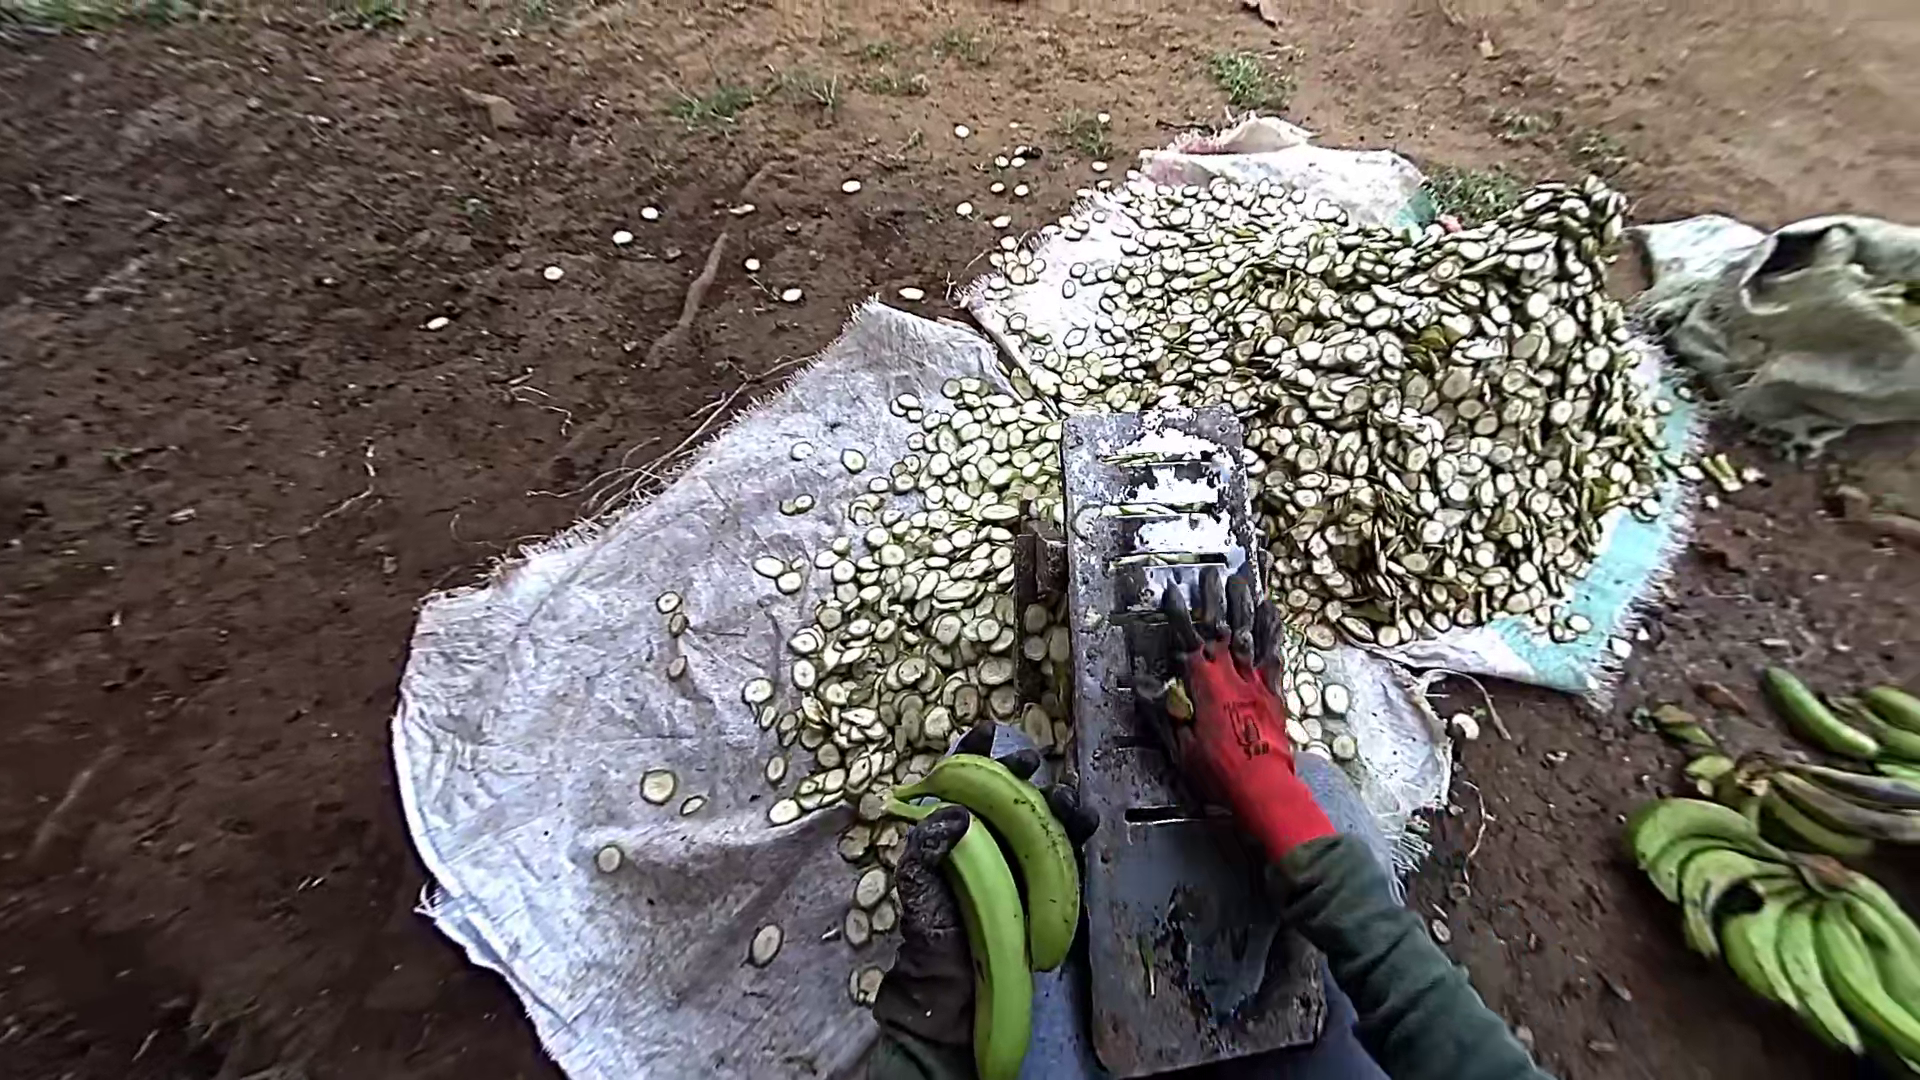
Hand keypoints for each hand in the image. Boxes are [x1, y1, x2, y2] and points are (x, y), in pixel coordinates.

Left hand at [872, 721, 1095, 1045]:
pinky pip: (1065, 847)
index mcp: (953, 826)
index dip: (974, 753)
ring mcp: (1019, 855)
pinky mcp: (1046, 878)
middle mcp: (988, 833)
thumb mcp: (917, 886)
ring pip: (1041, 812)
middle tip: (1028, 762)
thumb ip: (924, 847)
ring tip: (1061, 795)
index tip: (986, 732)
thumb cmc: (932, 931)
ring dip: (1054, 796)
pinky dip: (1077, 829)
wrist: (958, 990)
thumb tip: (955, 814)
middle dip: (1019, 769)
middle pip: (1008, 789)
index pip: (963, 778)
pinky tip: (1085, 820)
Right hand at [1139, 564, 1333, 860]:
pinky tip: (1271, 612)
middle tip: (1210, 575)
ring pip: (1249, 634)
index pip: (1187, 640)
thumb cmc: (1218, 769)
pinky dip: (1272, 631)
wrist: (1263, 790)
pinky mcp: (1274, 691)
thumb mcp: (1178, 745)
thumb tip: (1140, 683)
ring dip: (1243, 606)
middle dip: (1214, 599)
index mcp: (1205, 685)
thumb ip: (1159, 711)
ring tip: (1240, 581)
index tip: (1172, 593)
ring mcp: (1256, 681)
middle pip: (1221, 628)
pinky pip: (1274, 654)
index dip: (1178, 615)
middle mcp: (1231, 675)